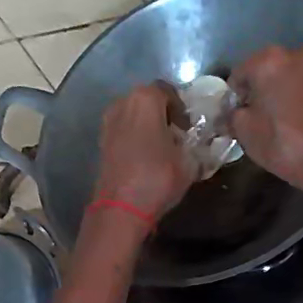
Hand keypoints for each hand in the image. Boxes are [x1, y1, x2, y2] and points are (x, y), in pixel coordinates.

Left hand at [92, 82, 194, 229]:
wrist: (120, 210)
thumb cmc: (157, 179)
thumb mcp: (189, 163)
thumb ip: (196, 148)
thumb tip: (201, 146)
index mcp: (145, 98)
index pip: (169, 92)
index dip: (182, 109)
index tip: (189, 127)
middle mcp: (122, 104)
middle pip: (148, 102)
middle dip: (162, 116)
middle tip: (176, 136)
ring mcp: (108, 124)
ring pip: (133, 118)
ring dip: (147, 128)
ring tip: (161, 150)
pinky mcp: (101, 145)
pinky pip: (123, 134)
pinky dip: (134, 141)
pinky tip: (145, 160)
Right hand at [231, 46, 302, 198]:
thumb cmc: (275, 140)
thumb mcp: (242, 129)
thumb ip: (231, 113)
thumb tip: (229, 112)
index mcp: (267, 61)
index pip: (238, 74)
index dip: (232, 95)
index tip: (233, 113)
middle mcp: (291, 54)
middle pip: (263, 69)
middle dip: (255, 88)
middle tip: (251, 112)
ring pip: (283, 74)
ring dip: (274, 89)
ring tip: (271, 113)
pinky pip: (300, 82)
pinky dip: (291, 93)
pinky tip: (289, 113)